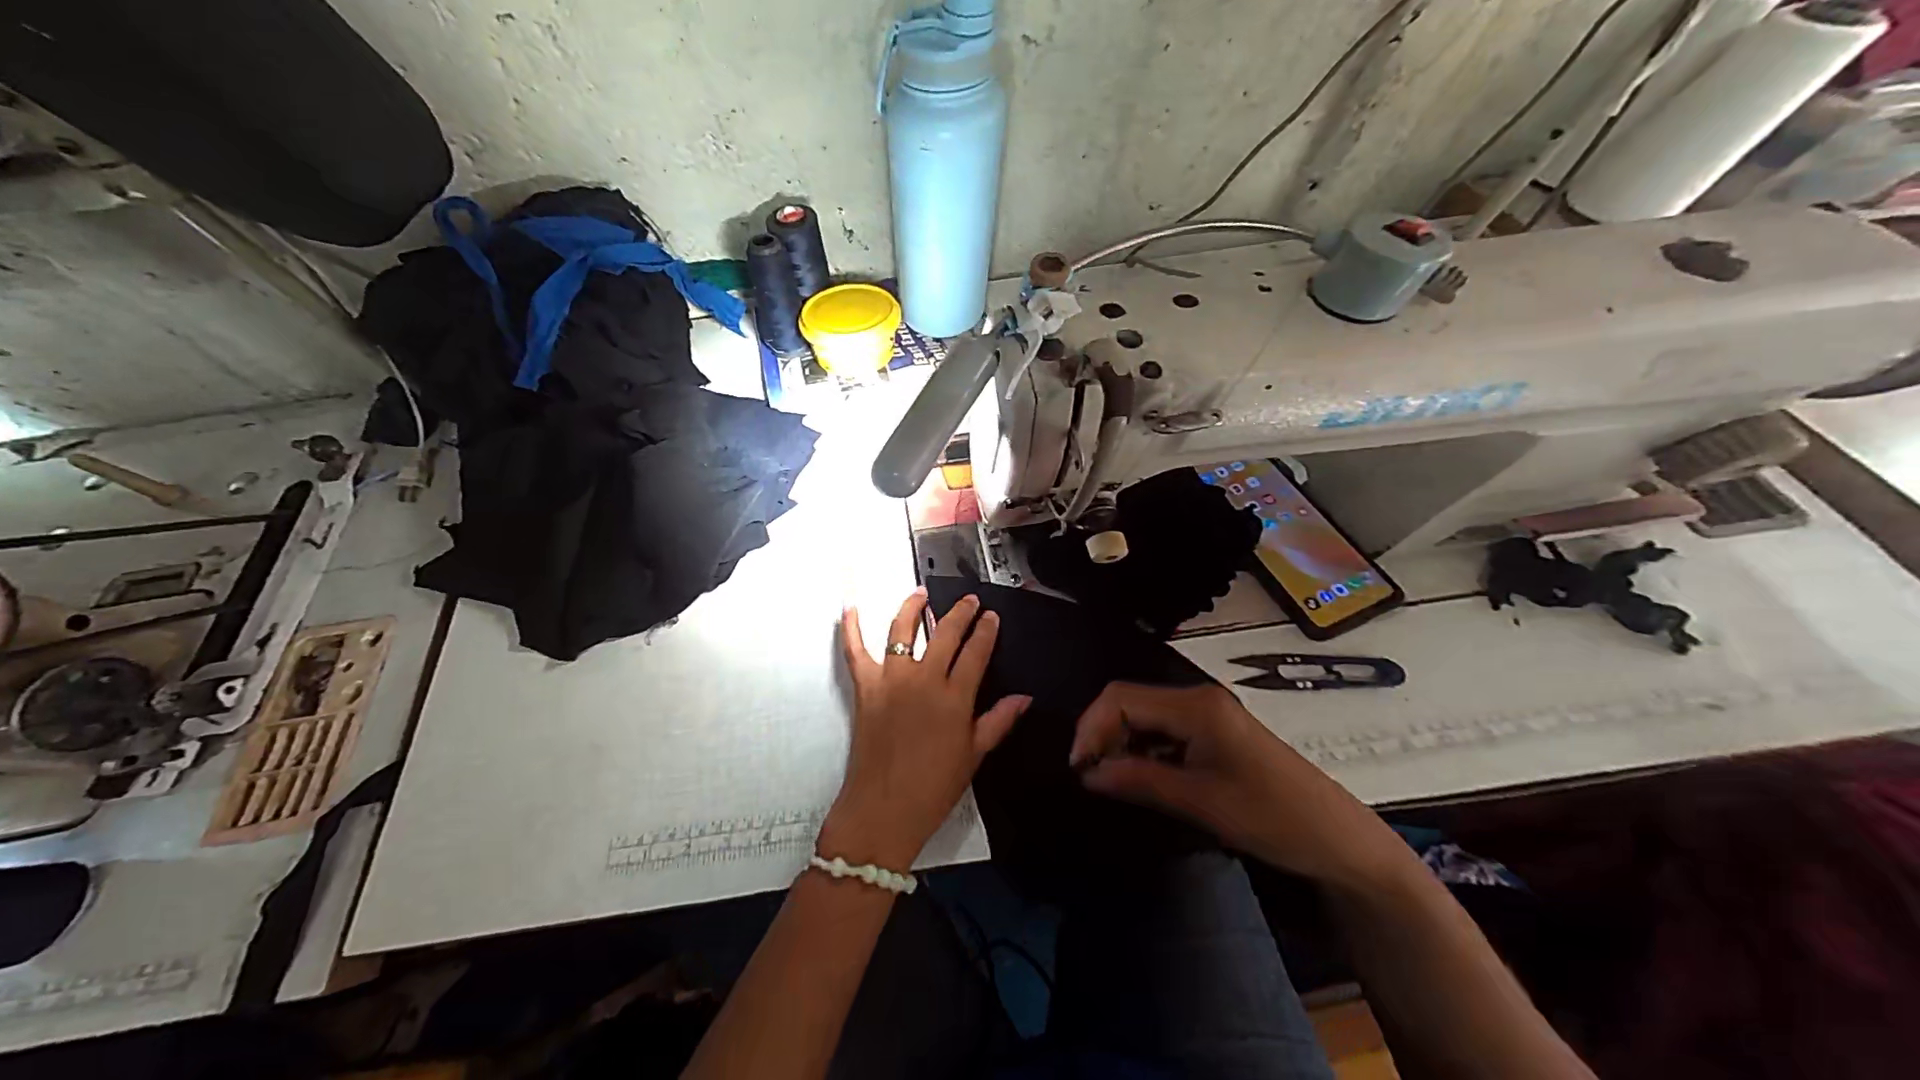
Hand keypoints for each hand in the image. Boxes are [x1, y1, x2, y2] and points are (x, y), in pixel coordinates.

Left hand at [822, 590, 1030, 871]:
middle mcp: (924, 680)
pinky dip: (851, 628)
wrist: (884, 809)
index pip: (976, 652)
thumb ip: (998, 721)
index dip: (986, 631)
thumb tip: (1024, 698)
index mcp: (955, 697)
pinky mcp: (866, 688)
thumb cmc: (933, 787)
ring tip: (920, 593)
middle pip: (945, 633)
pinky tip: (851, 608)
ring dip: (912, 607)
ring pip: (902, 630)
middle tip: (968, 601)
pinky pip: (855, 652)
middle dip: (960, 612)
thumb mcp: (974, 755)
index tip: (991, 617)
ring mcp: (892, 680)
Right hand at [1069, 682, 1405, 887]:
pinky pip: (1166, 732)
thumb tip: (1088, 773)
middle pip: (1130, 703)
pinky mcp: (1216, 734)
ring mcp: (1209, 716)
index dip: (1091, 729)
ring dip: (1123, 746)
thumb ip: (1139, 780)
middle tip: (1093, 780)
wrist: (1340, 841)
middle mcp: (1199, 700)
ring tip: (1115, 783)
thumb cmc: (1273, 817)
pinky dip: (1146, 752)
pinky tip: (1144, 780)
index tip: (1079, 769)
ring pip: (1146, 718)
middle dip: (1104, 736)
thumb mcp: (1200, 802)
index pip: (1121, 698)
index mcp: (1196, 705)